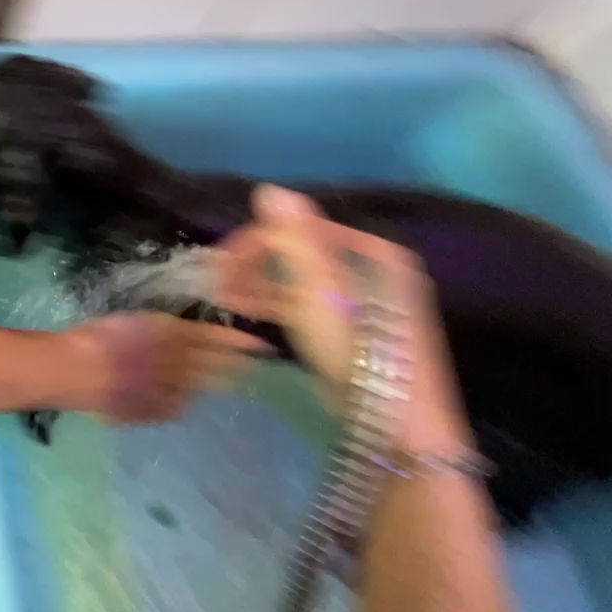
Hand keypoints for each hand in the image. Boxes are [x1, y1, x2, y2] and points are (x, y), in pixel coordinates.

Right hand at [62, 311, 264, 423]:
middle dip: (235, 364)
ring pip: (200, 387)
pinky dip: (182, 401)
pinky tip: (182, 399)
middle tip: (252, 365)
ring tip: (230, 382)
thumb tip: (185, 335)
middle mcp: (175, 362)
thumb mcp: (129, 321)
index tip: (260, 345)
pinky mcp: (153, 411)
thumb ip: (161, 329)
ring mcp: (166, 390)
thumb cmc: (91, 337)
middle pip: (214, 364)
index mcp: (167, 334)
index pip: (212, 336)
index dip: (237, 340)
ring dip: (216, 383)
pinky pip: (177, 406)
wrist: (69, 370)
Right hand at [213, 185, 472, 452]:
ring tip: (225, 300)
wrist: (393, 423)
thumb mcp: (317, 290)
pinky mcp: (352, 328)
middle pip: (297, 251)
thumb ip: (292, 238)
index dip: (255, 241)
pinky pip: (306, 302)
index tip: (220, 264)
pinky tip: (250, 314)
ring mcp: (363, 300)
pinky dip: (276, 303)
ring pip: (298, 278)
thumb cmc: (355, 350)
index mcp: (372, 252)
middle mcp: (372, 268)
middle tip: (217, 284)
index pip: (300, 227)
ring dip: (258, 284)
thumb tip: (267, 188)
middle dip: (253, 264)